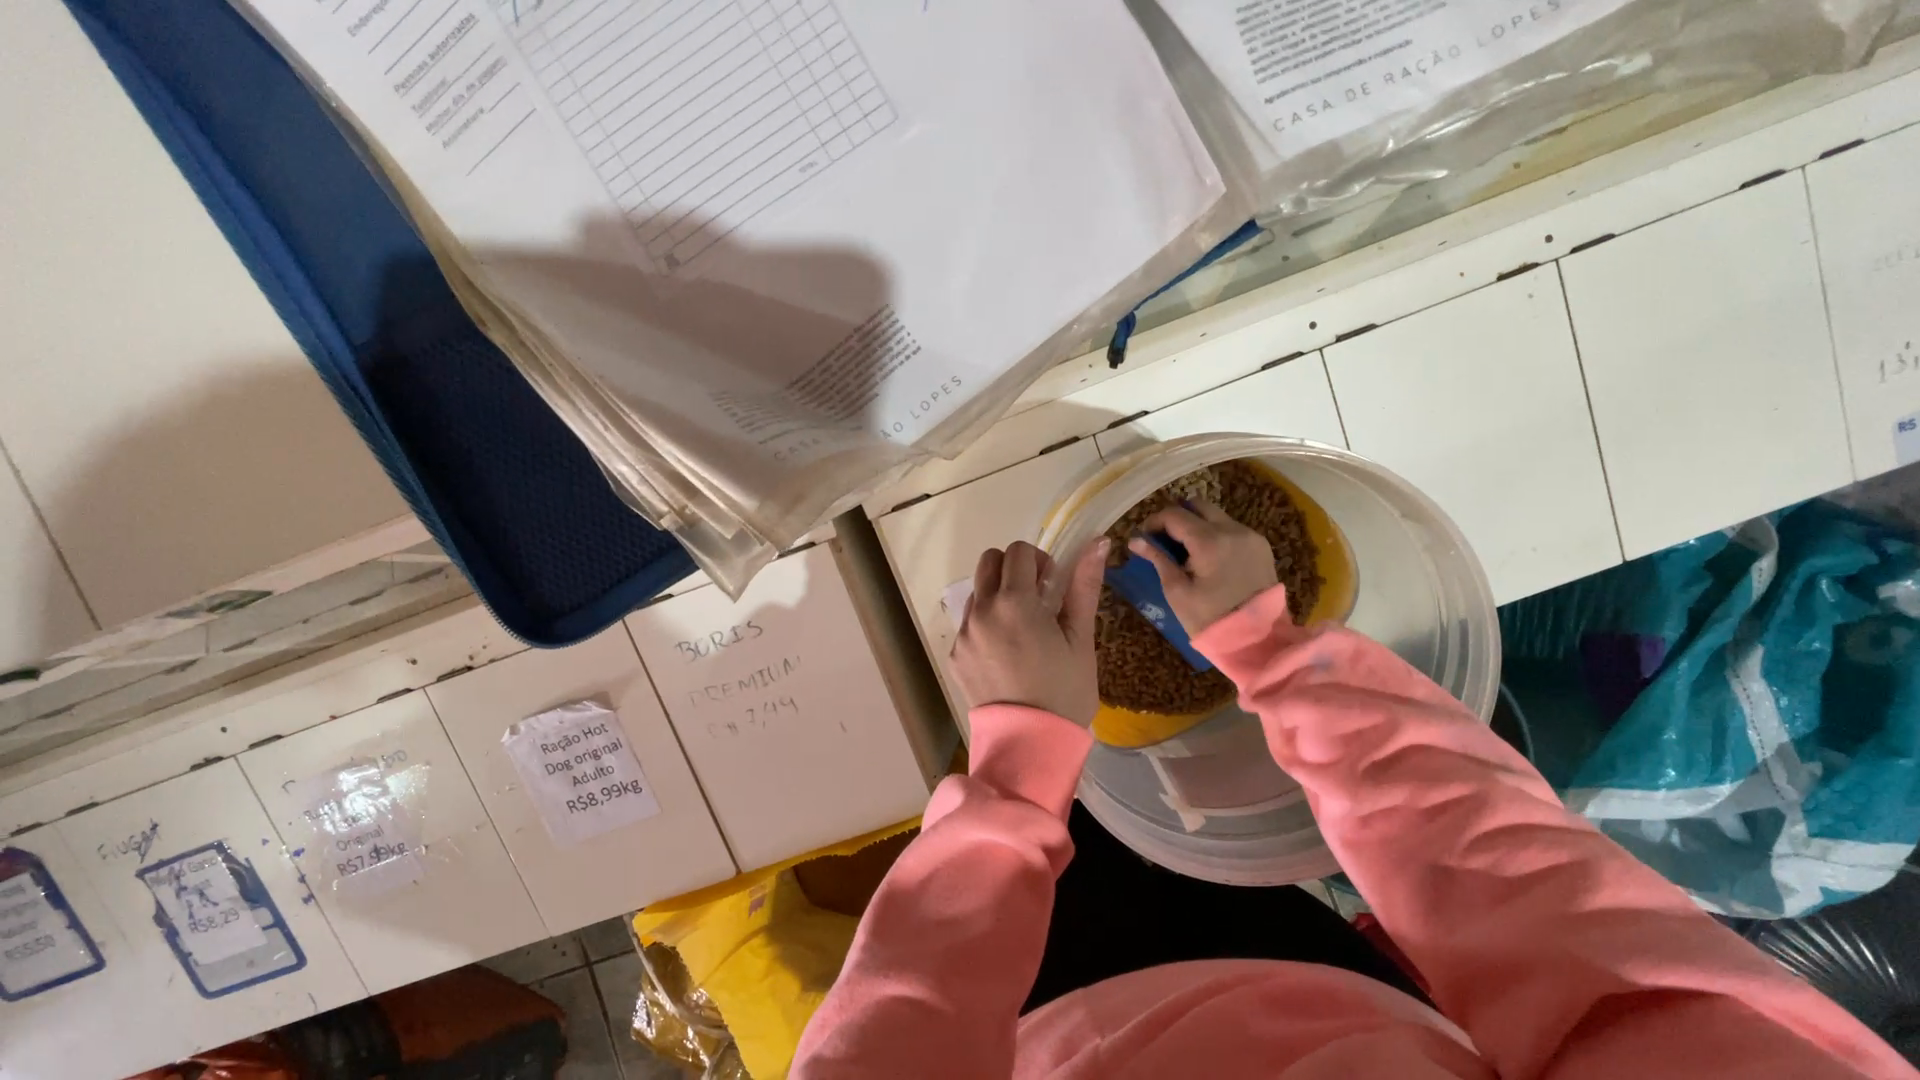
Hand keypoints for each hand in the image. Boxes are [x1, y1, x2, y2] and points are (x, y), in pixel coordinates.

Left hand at [951, 539, 1108, 725]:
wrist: (1030, 745)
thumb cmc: (1065, 691)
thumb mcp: (1081, 639)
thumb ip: (1083, 587)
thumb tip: (1097, 542)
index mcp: (1014, 602)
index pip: (1018, 552)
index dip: (1040, 561)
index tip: (1053, 587)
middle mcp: (982, 611)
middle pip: (989, 562)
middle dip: (1013, 569)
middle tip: (1037, 600)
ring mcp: (964, 634)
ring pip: (977, 592)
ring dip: (998, 596)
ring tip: (1022, 630)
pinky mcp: (955, 655)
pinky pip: (969, 623)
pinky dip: (987, 624)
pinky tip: (1007, 654)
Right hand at [1129, 500, 1277, 634]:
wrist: (1258, 641)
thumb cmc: (1210, 620)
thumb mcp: (1177, 592)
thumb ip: (1158, 560)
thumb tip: (1136, 540)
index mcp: (1210, 541)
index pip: (1175, 515)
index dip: (1154, 521)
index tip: (1143, 537)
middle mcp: (1234, 530)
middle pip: (1199, 506)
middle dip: (1178, 517)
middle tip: (1164, 540)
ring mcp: (1251, 537)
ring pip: (1217, 516)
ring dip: (1198, 525)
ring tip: (1185, 551)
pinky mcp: (1262, 548)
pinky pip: (1233, 530)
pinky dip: (1215, 535)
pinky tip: (1207, 559)